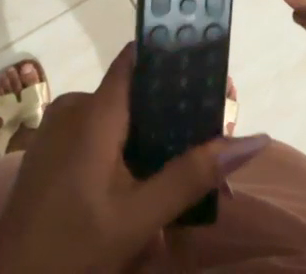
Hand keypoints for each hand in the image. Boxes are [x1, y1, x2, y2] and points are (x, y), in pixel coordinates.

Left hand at [0, 47, 269, 272]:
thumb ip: (192, 175)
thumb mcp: (139, 217)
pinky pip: (98, 134)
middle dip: (173, 121)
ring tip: (186, 178)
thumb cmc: (74, 245)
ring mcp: (59, 125)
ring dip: (150, 144)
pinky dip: (125, 152)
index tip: (209, 75)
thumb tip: (253, 140)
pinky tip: (146, 186)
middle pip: (134, 96)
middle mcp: (75, 106)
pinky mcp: (52, 146)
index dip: (172, 60)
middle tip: (210, 149)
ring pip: (118, 119)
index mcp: (94, 112)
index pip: (136, 60)